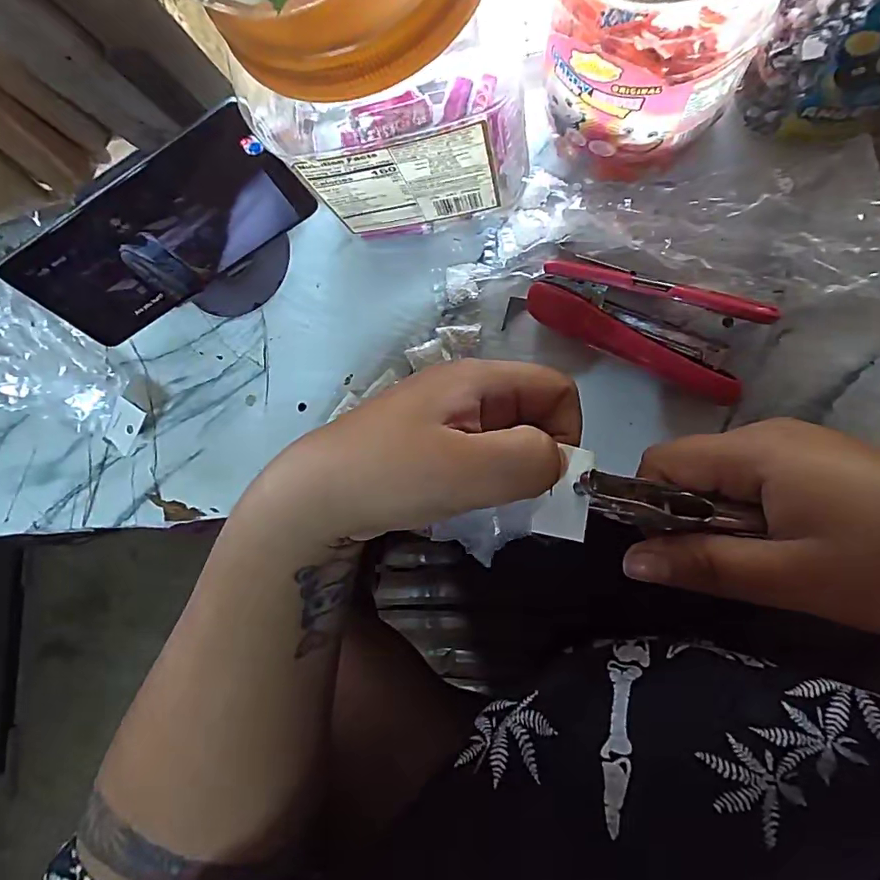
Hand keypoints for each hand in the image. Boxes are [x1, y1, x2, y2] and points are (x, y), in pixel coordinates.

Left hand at [235, 360, 581, 542]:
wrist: (312, 496)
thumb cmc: (391, 473)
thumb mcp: (470, 468)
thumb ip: (531, 459)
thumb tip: (559, 461)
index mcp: (476, 378)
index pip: (556, 387)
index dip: (567, 430)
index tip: (549, 477)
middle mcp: (461, 388)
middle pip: (531, 410)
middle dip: (538, 453)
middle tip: (514, 496)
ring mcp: (438, 416)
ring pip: (504, 436)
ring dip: (508, 471)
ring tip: (481, 500)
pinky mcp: (422, 444)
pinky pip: (474, 454)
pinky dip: (480, 479)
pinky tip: (455, 501)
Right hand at [621, 419, 879, 640]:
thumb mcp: (791, 577)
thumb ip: (704, 563)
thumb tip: (628, 560)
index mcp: (755, 450)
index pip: (660, 462)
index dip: (646, 506)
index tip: (666, 555)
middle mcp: (770, 434)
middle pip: (691, 468)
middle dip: (686, 517)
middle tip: (722, 569)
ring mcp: (803, 446)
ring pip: (726, 478)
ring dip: (723, 520)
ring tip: (765, 565)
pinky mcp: (827, 463)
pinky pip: (761, 481)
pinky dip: (755, 514)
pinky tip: (796, 549)